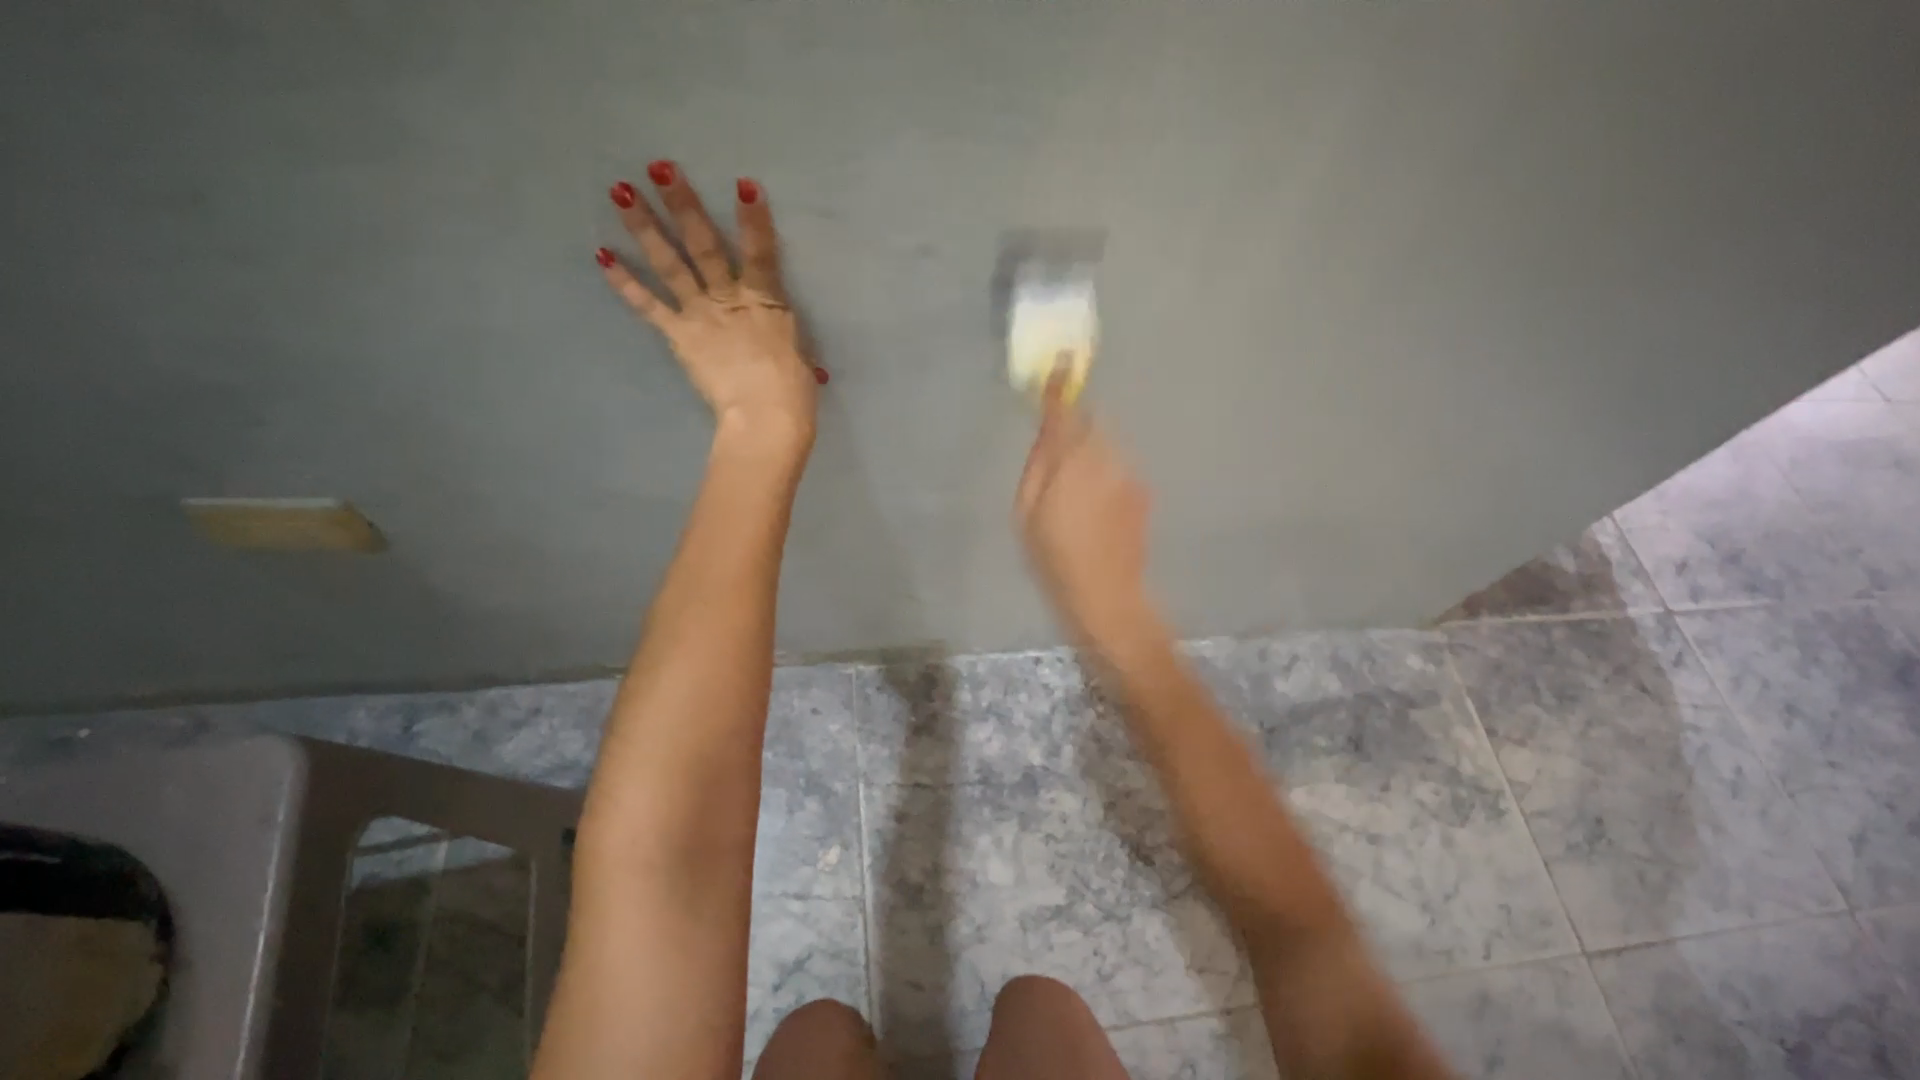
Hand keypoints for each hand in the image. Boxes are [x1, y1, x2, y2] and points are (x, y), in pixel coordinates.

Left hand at [598, 161, 817, 459]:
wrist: (767, 416)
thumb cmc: (793, 390)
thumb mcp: (800, 352)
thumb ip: (782, 333)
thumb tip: (779, 336)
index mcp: (766, 300)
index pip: (761, 251)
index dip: (753, 218)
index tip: (743, 184)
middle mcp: (729, 298)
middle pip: (704, 244)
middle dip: (684, 204)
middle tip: (660, 167)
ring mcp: (700, 315)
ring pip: (671, 263)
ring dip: (646, 226)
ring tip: (622, 192)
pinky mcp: (679, 336)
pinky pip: (648, 305)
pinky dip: (625, 282)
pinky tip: (603, 255)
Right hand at [1015, 375, 1154, 646]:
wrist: (1107, 596)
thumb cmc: (1054, 558)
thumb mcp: (1026, 513)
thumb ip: (1038, 465)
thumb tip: (1047, 434)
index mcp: (1070, 461)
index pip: (1064, 412)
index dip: (1060, 386)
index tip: (1061, 359)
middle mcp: (1105, 458)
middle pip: (1091, 426)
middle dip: (1075, 431)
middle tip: (1057, 461)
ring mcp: (1129, 475)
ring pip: (1106, 448)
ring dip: (1092, 456)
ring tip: (1076, 496)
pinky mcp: (1143, 493)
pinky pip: (1119, 471)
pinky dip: (1106, 477)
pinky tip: (1096, 512)